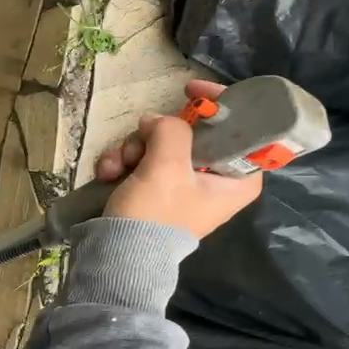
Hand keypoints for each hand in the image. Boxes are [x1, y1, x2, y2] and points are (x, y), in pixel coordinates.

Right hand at [93, 80, 262, 239]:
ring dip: (130, 151)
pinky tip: (107, 176)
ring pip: (157, 147)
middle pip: (189, 135)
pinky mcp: (152, 192)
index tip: (188, 90)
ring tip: (114, 169)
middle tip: (137, 147)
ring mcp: (180, 186)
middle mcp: (214, 179)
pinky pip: (139, 163)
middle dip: (154, 137)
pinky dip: (120, 164)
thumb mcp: (165, 168)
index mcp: (239, 177)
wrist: (116, 257)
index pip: (241, 126)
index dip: (217, 104)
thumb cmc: (153, 216)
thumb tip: (156, 120)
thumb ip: (170, 132)